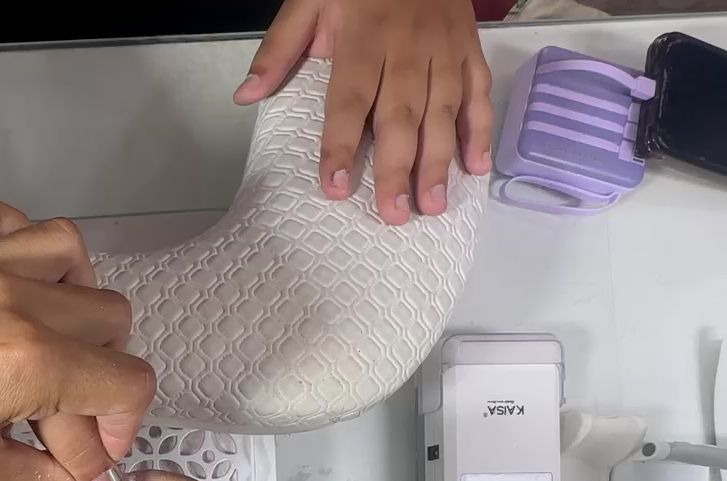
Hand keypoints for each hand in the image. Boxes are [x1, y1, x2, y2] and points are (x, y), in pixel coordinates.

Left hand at [0, 193, 152, 480]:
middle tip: (69, 417)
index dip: (124, 428)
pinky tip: (5, 286)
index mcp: (24, 361)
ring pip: (70, 251)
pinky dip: (16, 240)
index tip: (97, 456)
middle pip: (110, 318)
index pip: (125, 382)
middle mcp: (7, 298)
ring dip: (77, 300)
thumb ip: (40, 473)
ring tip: (50, 348)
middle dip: (105, 374)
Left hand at [234, 0, 492, 225]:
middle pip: (401, 116)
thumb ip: (279, 48)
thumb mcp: (308, 0)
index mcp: (363, 41)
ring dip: (440, 160)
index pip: (348, 104)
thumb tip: (246, 95)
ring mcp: (443, 48)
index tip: (337, 189)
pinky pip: (478, 90)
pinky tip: (476, 167)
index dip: (341, 147)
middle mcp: (407, 48)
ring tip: (432, 205)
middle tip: (393, 215)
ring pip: (444, 110)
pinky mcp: (469, 45)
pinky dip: (480, 129)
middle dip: (398, 169)